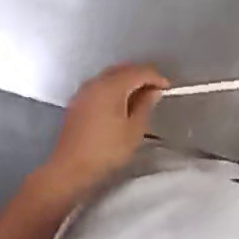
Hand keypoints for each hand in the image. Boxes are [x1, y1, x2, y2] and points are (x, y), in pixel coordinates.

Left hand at [40, 63, 168, 194]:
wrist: (70, 168)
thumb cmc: (107, 151)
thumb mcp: (134, 130)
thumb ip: (145, 105)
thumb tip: (153, 91)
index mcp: (111, 87)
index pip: (139, 72)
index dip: (156, 77)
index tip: (168, 88)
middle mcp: (95, 83)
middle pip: (123, 69)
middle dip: (142, 75)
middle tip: (156, 90)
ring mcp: (84, 91)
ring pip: (110, 76)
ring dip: (127, 81)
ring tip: (141, 96)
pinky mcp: (77, 102)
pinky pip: (100, 85)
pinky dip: (114, 88)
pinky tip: (121, 103)